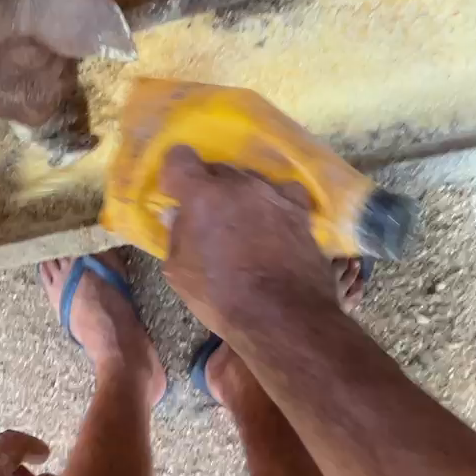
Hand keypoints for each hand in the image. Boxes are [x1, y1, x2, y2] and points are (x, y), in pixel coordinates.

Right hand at [158, 145, 339, 332]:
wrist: (283, 317)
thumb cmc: (220, 295)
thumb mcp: (178, 269)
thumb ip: (176, 234)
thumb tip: (178, 216)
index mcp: (202, 194)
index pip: (180, 157)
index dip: (174, 173)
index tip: (174, 193)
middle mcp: (239, 185)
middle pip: (217, 168)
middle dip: (207, 186)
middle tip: (205, 214)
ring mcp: (274, 196)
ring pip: (250, 180)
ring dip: (239, 194)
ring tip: (240, 221)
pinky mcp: (301, 213)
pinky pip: (283, 194)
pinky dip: (273, 202)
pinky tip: (271, 219)